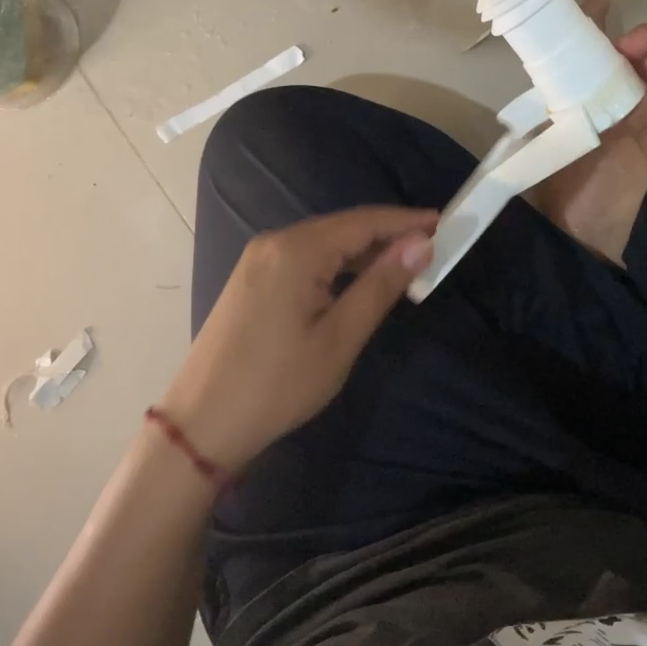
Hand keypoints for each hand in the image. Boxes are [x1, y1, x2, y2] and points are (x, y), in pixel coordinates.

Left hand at [161, 207, 434, 471]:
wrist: (203, 423)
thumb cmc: (278, 384)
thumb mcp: (339, 339)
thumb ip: (380, 286)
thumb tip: (420, 245)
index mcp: (297, 251)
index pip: (363, 222)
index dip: (405, 221)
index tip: (444, 224)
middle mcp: (275, 243)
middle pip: (342, 227)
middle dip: (387, 234)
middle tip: (431, 247)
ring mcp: (258, 260)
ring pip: (324, 243)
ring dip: (363, 251)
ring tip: (405, 263)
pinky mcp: (252, 280)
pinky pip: (305, 259)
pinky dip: (338, 265)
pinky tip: (359, 280)